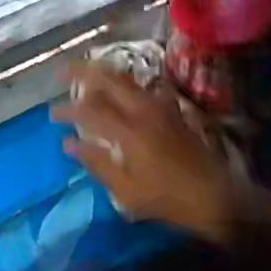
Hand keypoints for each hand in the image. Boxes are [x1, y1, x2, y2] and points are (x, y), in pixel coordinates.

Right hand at [52, 60, 253, 244]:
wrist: (218, 197)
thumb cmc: (169, 199)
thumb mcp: (127, 191)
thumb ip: (96, 163)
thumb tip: (68, 145)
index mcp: (128, 131)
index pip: (88, 111)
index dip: (67, 110)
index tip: (53, 115)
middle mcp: (141, 110)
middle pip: (106, 79)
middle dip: (81, 71)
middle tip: (62, 72)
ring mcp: (158, 106)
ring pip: (124, 78)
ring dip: (101, 73)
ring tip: (85, 76)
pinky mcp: (170, 108)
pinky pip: (139, 85)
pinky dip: (121, 81)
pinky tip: (117, 88)